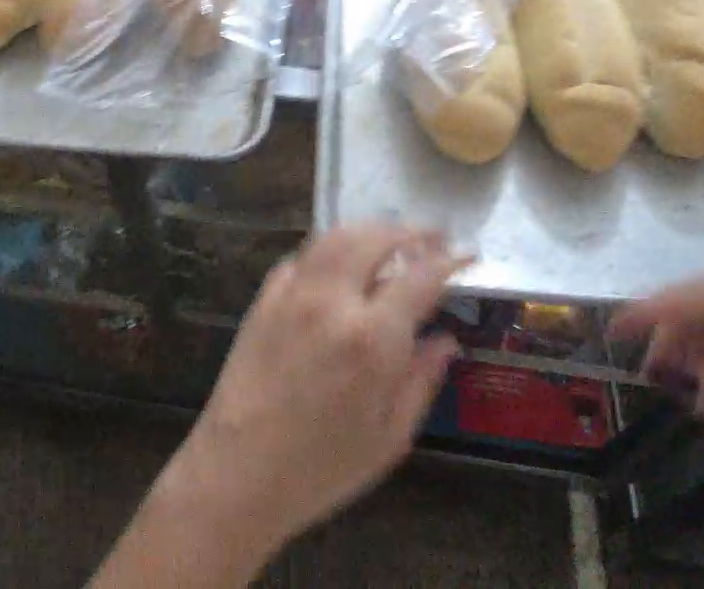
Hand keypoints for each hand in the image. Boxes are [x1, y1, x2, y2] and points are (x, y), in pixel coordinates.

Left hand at [97, 226, 467, 586]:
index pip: (421, 276)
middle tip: (432, 238)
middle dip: (410, 232)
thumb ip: (421, 380)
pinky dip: (329, 251)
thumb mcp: (389, 437)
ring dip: (369, 230)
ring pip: (335, 237)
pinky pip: (302, 258)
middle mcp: (332, 301)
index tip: (467, 255)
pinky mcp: (264, 299)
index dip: (450, 261)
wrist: (236, 473)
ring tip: (390, 241)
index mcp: (372, 338)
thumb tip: (446, 341)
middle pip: (374, 238)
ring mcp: (292, 294)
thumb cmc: (321, 468)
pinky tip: (339, 266)